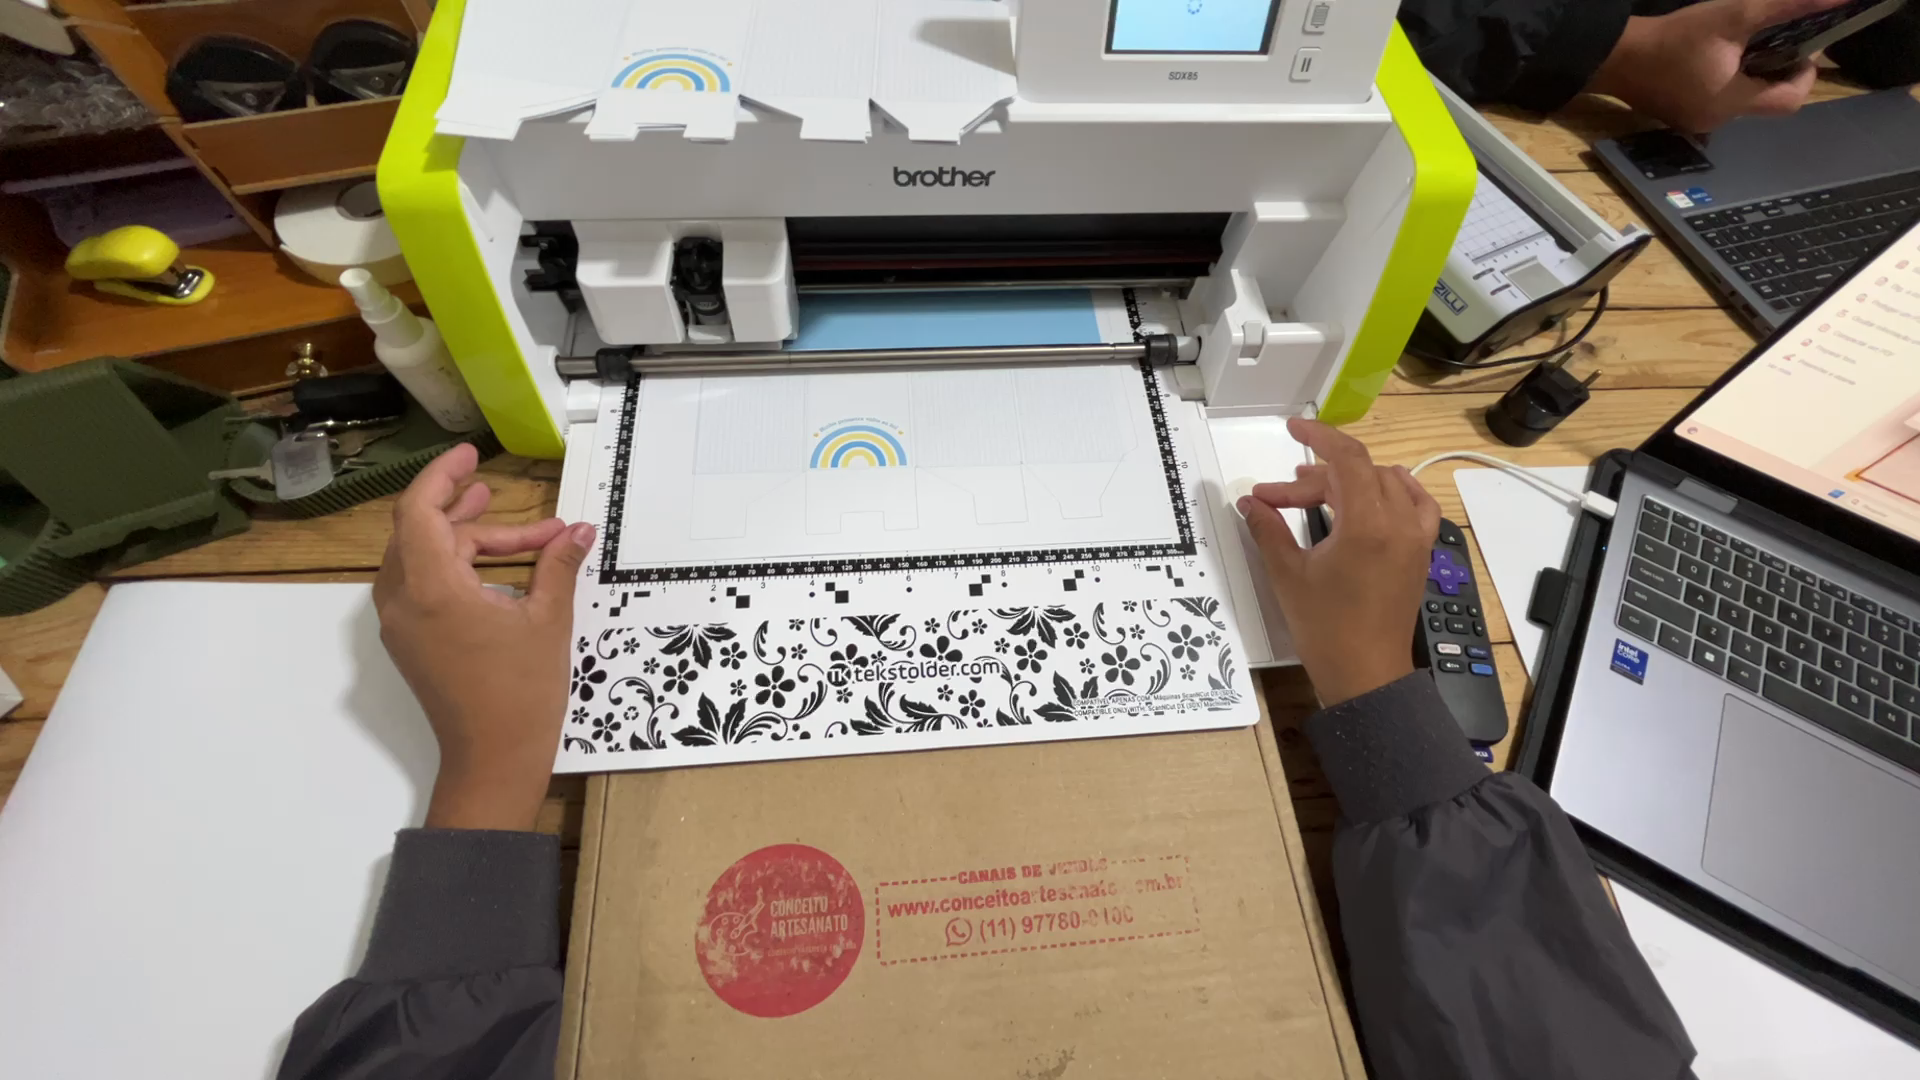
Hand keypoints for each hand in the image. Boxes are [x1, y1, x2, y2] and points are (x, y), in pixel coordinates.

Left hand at [373, 444, 594, 831]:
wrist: (494, 755)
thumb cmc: (523, 687)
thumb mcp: (548, 619)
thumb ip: (558, 565)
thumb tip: (581, 530)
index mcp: (433, 589)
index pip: (420, 513)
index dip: (442, 478)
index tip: (471, 456)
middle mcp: (404, 600)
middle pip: (422, 533)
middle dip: (467, 511)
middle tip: (504, 498)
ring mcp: (402, 623)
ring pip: (421, 559)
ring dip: (464, 540)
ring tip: (515, 534)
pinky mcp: (412, 640)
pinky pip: (423, 585)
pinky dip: (456, 566)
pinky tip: (496, 572)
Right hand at [1236, 418, 1440, 706]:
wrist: (1364, 671)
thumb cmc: (1325, 626)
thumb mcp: (1287, 573)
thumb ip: (1268, 529)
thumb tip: (1250, 502)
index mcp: (1366, 524)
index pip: (1348, 460)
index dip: (1318, 437)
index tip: (1292, 428)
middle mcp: (1399, 523)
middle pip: (1358, 474)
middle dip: (1313, 479)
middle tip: (1275, 499)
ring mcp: (1415, 538)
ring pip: (1388, 483)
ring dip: (1351, 479)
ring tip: (1317, 490)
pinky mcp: (1419, 552)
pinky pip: (1416, 504)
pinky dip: (1392, 491)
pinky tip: (1373, 497)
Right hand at [1588, 0, 1848, 132]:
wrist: (1615, 58)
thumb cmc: (1674, 39)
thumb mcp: (1738, 14)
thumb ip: (1794, 5)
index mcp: (1729, 101)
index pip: (1790, 100)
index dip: (1805, 73)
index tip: (1798, 47)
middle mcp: (1712, 120)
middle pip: (1765, 102)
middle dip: (1776, 72)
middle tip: (1770, 41)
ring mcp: (1690, 122)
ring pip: (1741, 103)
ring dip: (1751, 78)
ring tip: (1739, 49)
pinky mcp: (1676, 118)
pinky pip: (1715, 105)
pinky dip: (1726, 85)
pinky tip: (1713, 63)